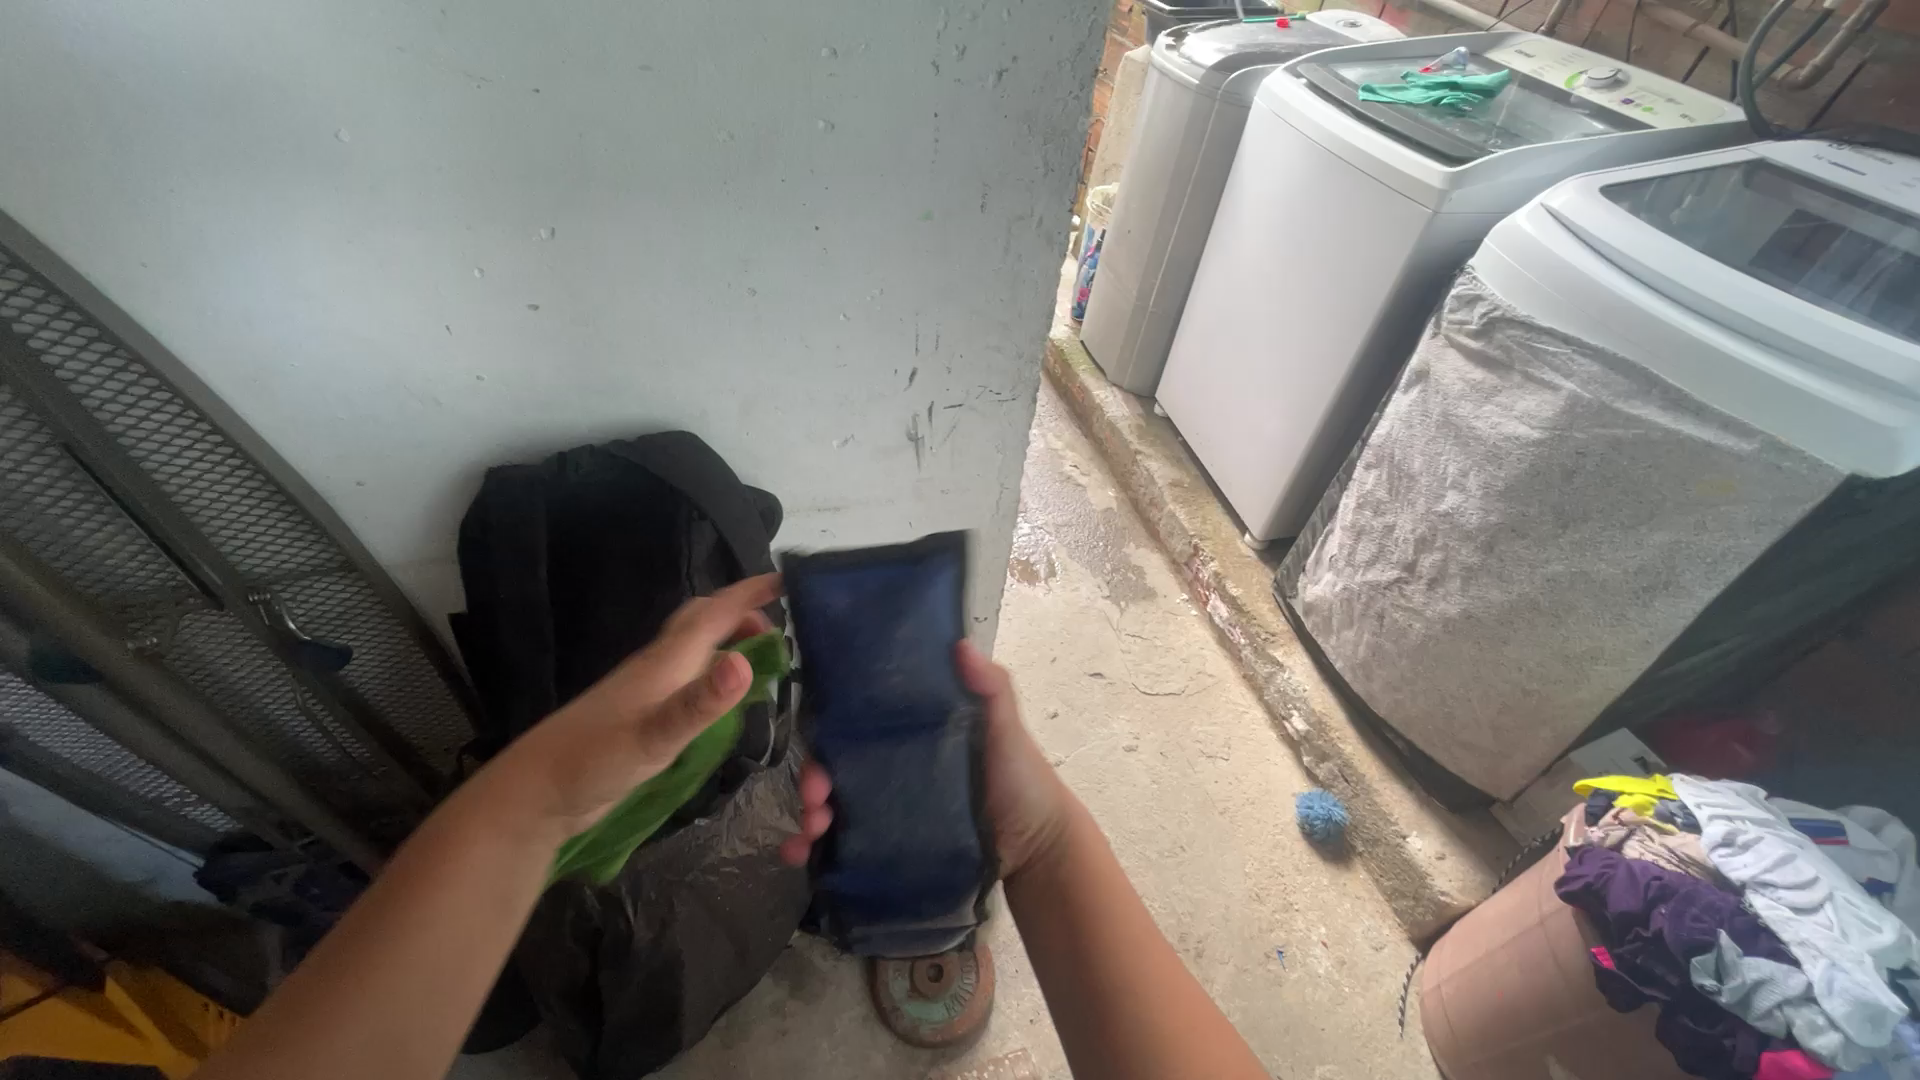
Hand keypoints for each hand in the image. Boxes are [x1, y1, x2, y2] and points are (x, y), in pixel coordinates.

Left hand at [478, 574, 781, 838]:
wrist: (535, 794)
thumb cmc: (593, 761)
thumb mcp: (655, 736)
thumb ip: (700, 703)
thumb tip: (744, 663)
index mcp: (666, 661)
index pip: (716, 613)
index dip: (751, 593)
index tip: (787, 578)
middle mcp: (660, 666)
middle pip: (703, 621)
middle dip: (741, 611)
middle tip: (780, 623)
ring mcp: (650, 689)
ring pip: (695, 647)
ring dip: (729, 638)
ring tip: (762, 653)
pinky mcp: (644, 713)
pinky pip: (689, 675)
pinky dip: (714, 669)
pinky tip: (722, 694)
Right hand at [780, 640, 1077, 880]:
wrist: (1037, 845)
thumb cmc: (1019, 776)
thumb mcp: (1005, 725)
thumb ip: (990, 687)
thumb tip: (961, 644)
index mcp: (907, 733)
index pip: (853, 722)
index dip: (828, 731)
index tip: (819, 750)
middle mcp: (888, 766)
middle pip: (834, 765)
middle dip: (812, 780)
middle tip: (816, 800)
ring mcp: (885, 808)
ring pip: (830, 805)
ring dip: (807, 815)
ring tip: (810, 834)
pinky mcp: (886, 847)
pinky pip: (840, 846)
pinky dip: (811, 851)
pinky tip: (800, 859)